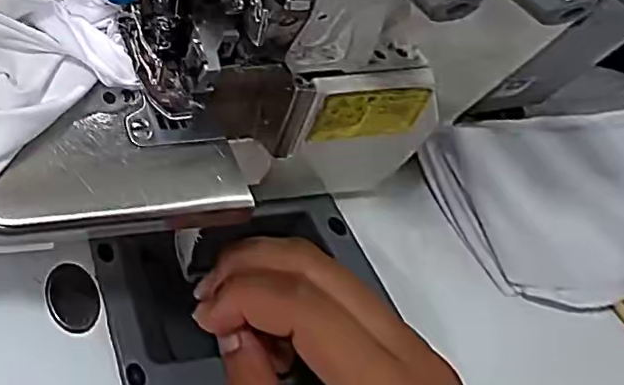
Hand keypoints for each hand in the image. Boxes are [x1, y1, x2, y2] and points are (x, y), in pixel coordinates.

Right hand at [193, 237, 458, 384]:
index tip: (206, 315)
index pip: (299, 301)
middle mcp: (414, 358)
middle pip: (310, 265)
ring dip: (265, 269)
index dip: (238, 295)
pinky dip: (290, 286)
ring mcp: (416, 349)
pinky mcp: (407, 349)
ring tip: (231, 299)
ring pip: (323, 265)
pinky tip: (269, 316)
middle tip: (210, 293)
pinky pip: (338, 288)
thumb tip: (231, 333)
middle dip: (245, 266)